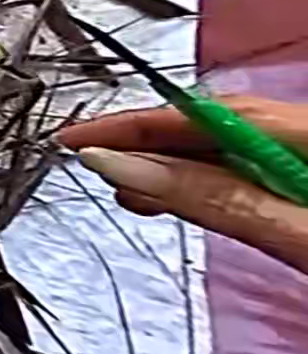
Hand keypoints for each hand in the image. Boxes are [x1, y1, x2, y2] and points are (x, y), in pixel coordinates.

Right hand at [58, 96, 307, 272]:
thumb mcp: (302, 238)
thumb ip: (208, 197)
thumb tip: (107, 162)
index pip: (203, 114)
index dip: (129, 125)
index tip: (69, 139)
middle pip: (217, 129)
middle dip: (148, 148)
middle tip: (93, 166)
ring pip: (233, 152)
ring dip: (173, 169)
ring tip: (136, 192)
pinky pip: (256, 172)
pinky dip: (210, 183)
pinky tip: (186, 197)